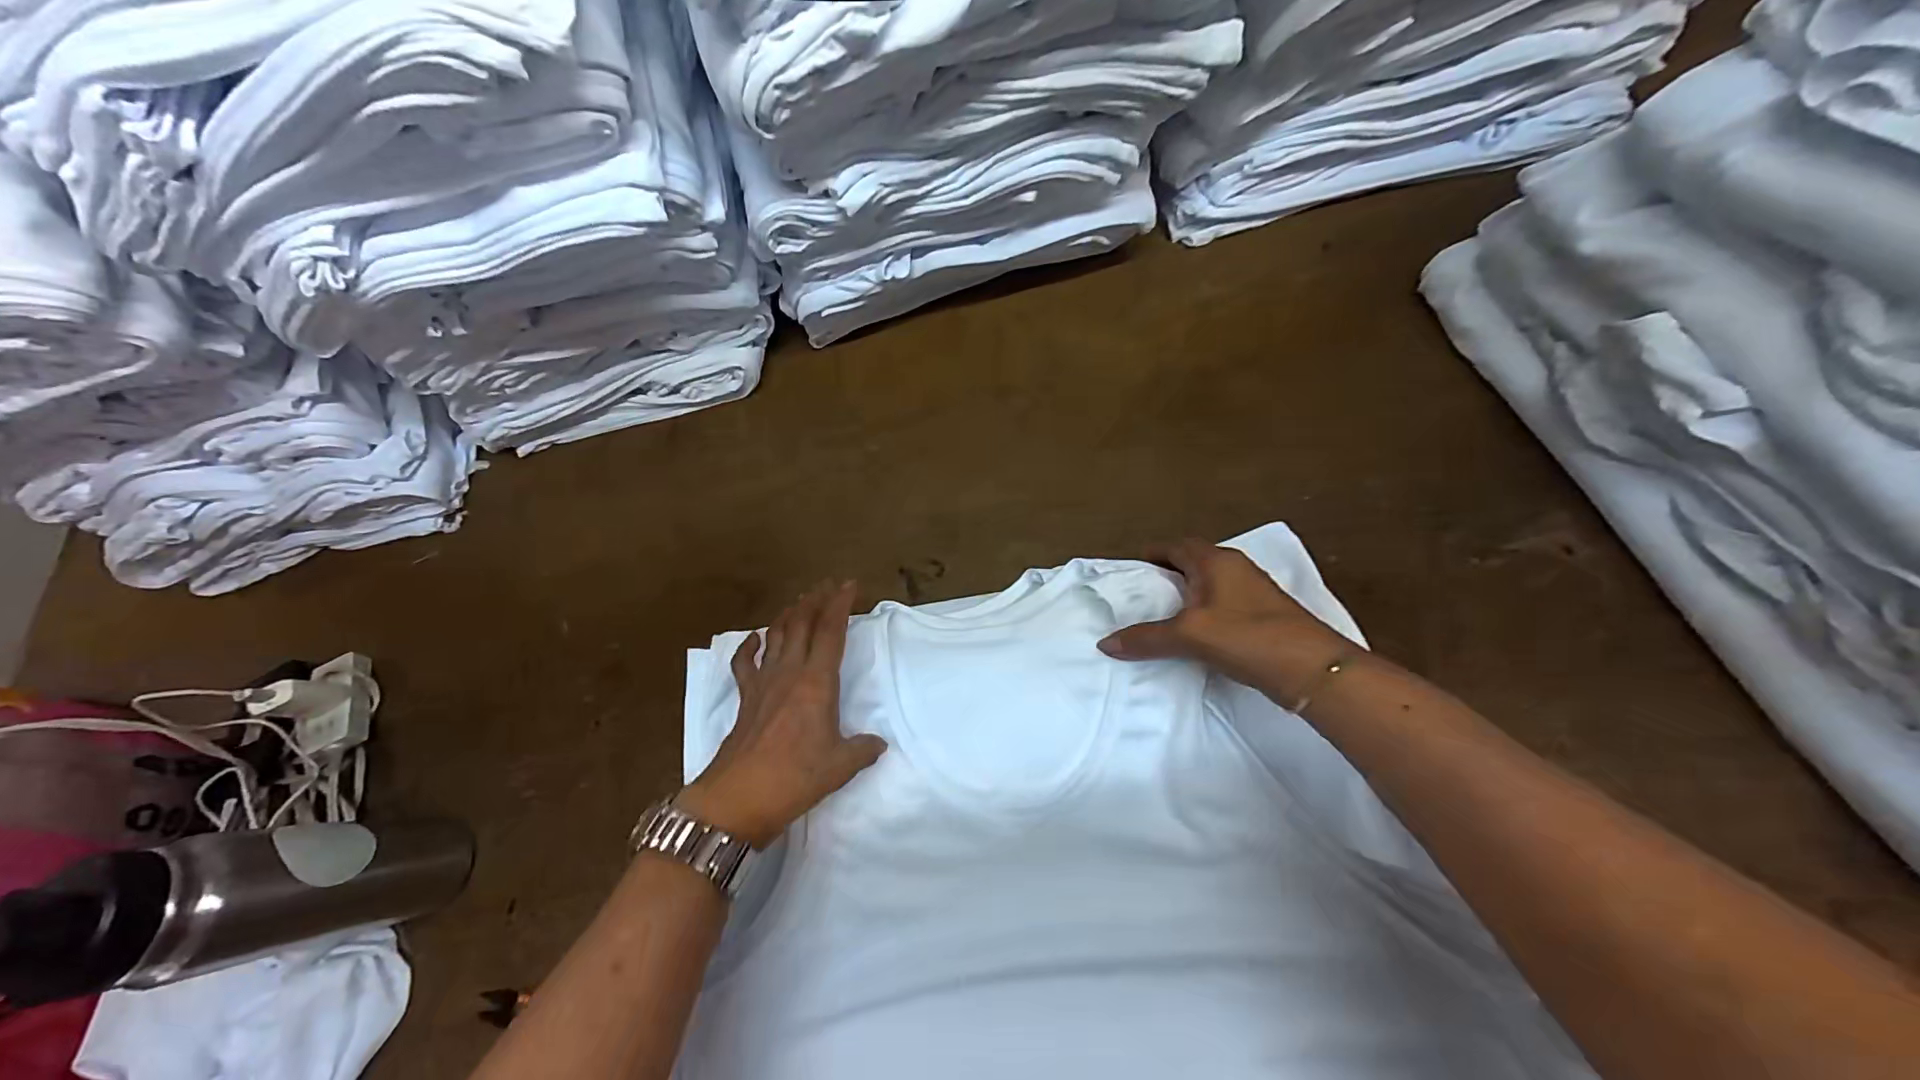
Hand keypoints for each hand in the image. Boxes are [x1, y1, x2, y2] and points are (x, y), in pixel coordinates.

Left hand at [678, 581, 887, 847]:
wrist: (738, 798)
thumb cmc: (795, 778)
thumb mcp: (840, 766)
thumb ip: (863, 750)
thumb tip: (878, 744)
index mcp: (817, 682)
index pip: (831, 632)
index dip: (841, 604)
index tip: (850, 584)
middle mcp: (789, 673)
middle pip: (802, 624)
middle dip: (816, 600)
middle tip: (828, 585)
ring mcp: (763, 683)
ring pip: (775, 636)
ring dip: (789, 614)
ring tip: (800, 601)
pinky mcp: (745, 698)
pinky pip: (745, 663)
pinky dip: (749, 646)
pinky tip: (754, 638)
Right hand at [1096, 539, 1355, 699]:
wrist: (1313, 670)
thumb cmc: (1248, 638)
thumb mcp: (1189, 636)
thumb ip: (1146, 638)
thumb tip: (1106, 643)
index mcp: (1216, 561)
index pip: (1176, 545)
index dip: (1152, 554)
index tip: (1131, 569)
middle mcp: (1236, 568)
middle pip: (1194, 562)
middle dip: (1168, 574)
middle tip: (1142, 594)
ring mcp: (1254, 592)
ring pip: (1211, 584)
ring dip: (1188, 595)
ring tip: (1163, 616)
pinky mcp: (1265, 615)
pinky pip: (1224, 605)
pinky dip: (1205, 613)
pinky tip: (1195, 636)